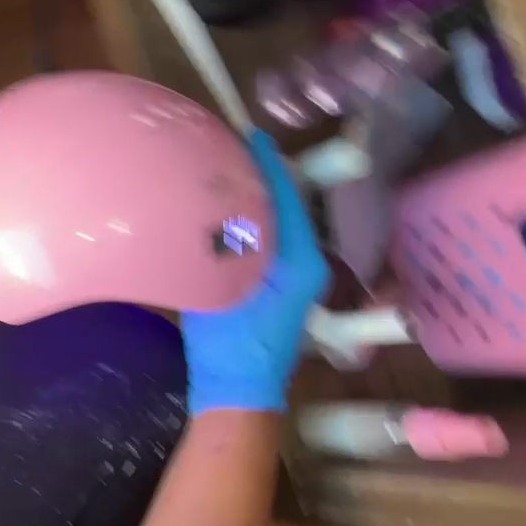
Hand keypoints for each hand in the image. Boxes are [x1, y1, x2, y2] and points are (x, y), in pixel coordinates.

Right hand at [181, 130, 329, 414]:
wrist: (236, 388)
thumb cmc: (232, 340)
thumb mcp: (225, 287)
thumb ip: (227, 246)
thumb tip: (220, 207)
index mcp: (301, 258)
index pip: (288, 199)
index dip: (269, 166)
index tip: (250, 137)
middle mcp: (305, 263)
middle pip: (286, 209)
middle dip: (262, 179)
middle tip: (230, 153)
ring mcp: (291, 278)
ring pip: (275, 226)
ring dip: (253, 203)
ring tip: (224, 179)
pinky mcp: (273, 289)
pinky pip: (265, 244)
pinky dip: (248, 226)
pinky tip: (222, 220)